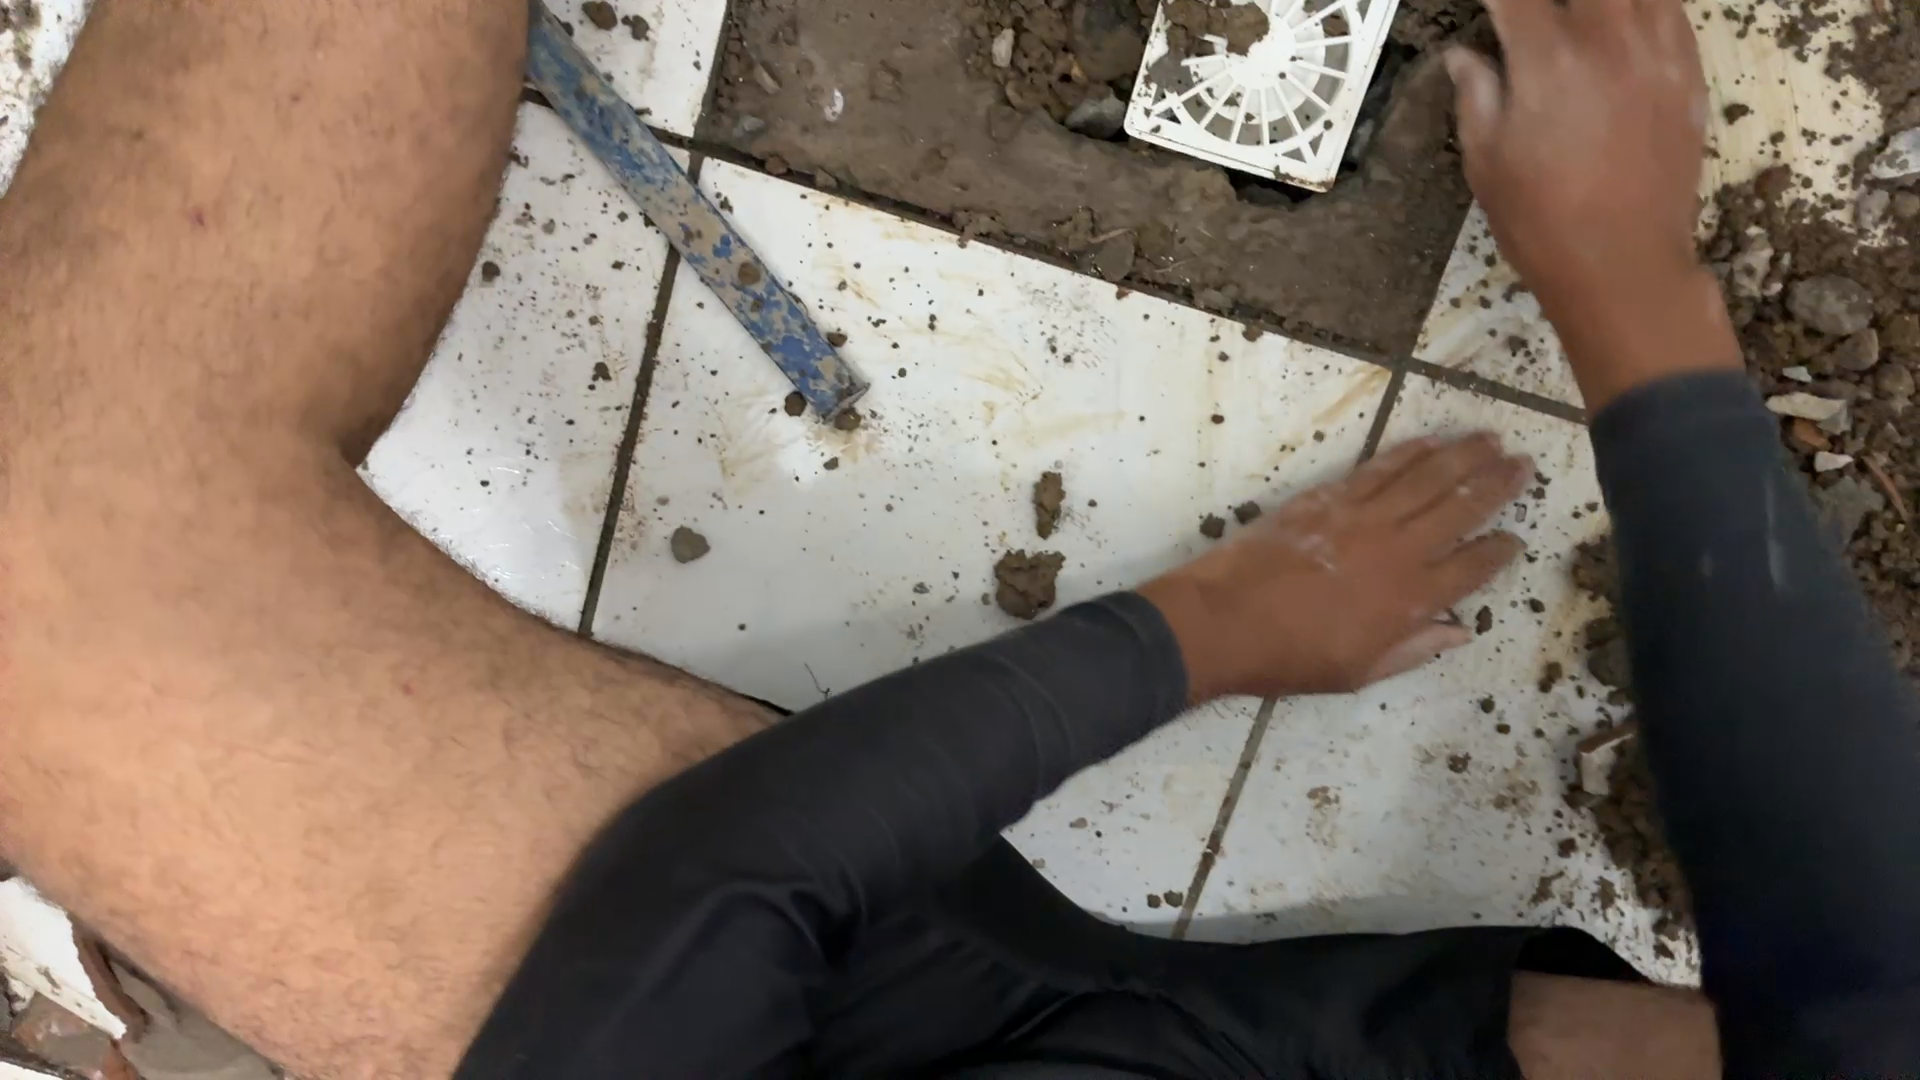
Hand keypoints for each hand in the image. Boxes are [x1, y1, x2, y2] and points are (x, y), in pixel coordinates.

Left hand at [1139, 433, 1532, 702]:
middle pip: (1461, 507)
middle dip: (1496, 484)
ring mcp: (1359, 518)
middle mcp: (1397, 550)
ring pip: (1424, 477)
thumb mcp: (1356, 673)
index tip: (1515, 539)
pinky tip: (1426, 441)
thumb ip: (1412, 650)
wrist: (1222, 622)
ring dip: (1461, 455)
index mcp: (1411, 600)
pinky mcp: (1323, 500)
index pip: (1474, 568)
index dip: (1499, 552)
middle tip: (1522, 463)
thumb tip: (1459, 632)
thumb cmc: (1286, 658)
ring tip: (1489, 439)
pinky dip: (1405, 453)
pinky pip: (1375, 469)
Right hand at [1446, 0, 1741, 410]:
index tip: (1484, 5)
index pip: (1518, 0)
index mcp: (1546, 65)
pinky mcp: (1689, 66)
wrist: (1618, 257)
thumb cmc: (1535, 219)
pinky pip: (1671, 7)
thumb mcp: (1485, 164)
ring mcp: (1657, 48)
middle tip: (1526, 10)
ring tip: (1573, 19)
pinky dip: (1641, 5)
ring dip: (1594, 2)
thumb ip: (1476, 97)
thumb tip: (1463, 55)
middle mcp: (1608, 40)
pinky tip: (1619, 18)